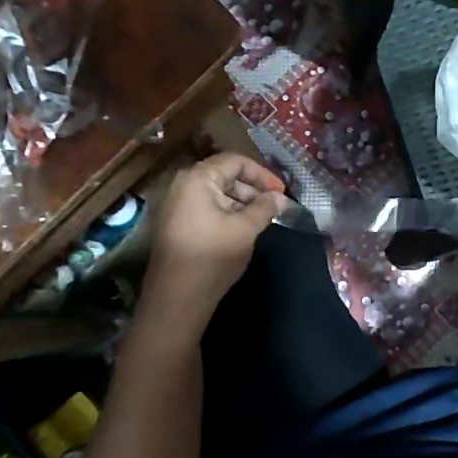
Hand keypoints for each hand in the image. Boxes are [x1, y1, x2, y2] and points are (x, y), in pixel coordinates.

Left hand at [147, 153, 288, 308]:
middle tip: (273, 208)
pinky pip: (206, 207)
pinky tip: (242, 230)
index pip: (235, 161)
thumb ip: (265, 208)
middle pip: (224, 176)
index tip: (280, 192)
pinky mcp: (176, 223)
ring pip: (216, 193)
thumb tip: (280, 197)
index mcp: (197, 178)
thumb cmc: (213, 255)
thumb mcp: (245, 229)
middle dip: (252, 189)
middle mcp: (183, 184)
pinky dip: (226, 213)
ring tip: (261, 221)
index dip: (261, 174)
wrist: (177, 295)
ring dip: (241, 203)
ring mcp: (176, 204)